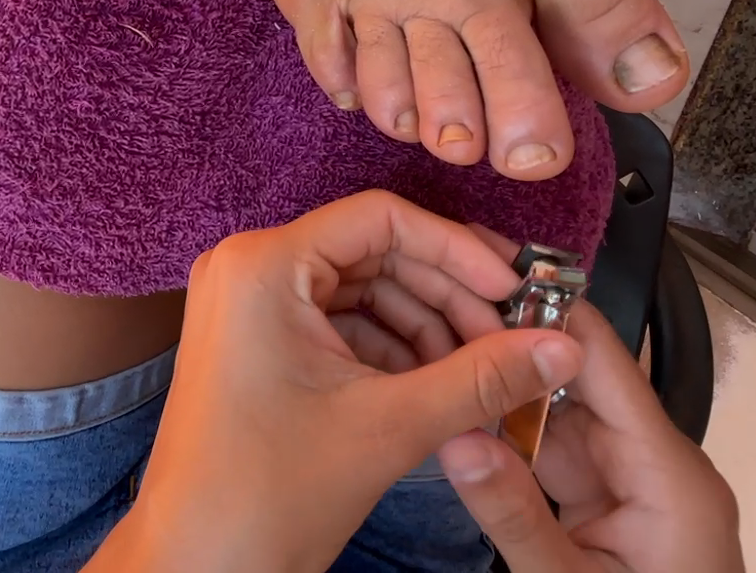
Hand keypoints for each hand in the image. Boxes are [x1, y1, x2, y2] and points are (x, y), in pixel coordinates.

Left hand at [87, 190, 583, 570]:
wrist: (195, 561)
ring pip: (358, 288)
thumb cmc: (266, 492)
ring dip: (422, 326)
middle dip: (445, 296)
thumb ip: (481, 379)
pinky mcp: (256, 333)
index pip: (379, 218)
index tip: (512, 291)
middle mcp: (250, 265)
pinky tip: (434, 384)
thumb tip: (559, 347)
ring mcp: (249, 299)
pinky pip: (336, 319)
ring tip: (478, 374)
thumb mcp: (387, 426)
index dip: (455, 249)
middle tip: (510, 339)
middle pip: (372, 253)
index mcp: (265, 263)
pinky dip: (387, 346)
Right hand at [438, 303, 744, 572]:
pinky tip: (452, 394)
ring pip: (549, 400)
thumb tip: (451, 436)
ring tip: (429, 338)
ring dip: (494, 377)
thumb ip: (516, 517)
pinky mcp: (598, 486)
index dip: (543, 310)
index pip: (603, 358)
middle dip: (502, 339)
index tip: (472, 273)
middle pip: (570, 372)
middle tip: (430, 305)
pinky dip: (498, 420)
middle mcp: (649, 453)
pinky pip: (543, 435)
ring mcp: (622, 469)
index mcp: (667, 470)